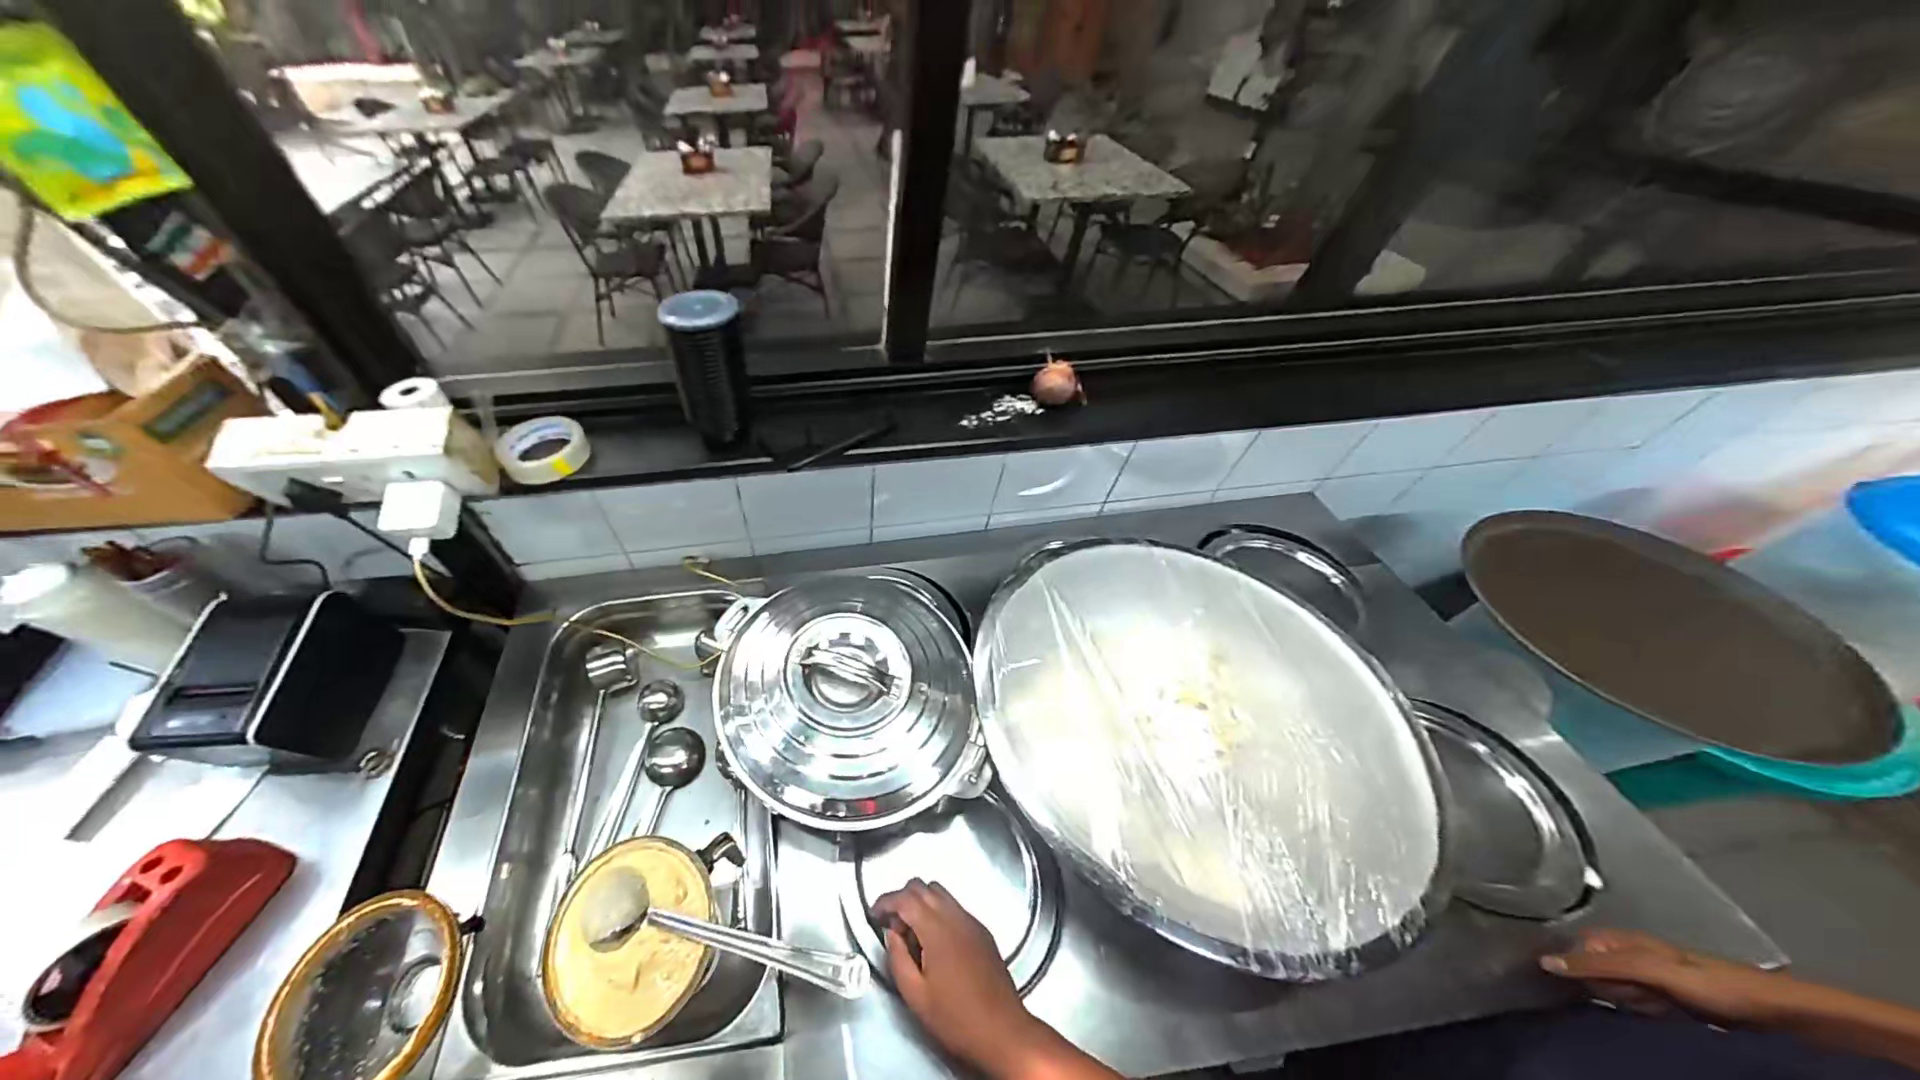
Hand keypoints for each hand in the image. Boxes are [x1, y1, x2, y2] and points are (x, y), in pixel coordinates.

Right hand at [870, 879, 1048, 1075]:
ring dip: (921, 903)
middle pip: (923, 887)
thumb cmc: (955, 1017)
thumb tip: (891, 933)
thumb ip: (897, 958)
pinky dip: (938, 912)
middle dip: (902, 899)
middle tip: (892, 927)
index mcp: (937, 928)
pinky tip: (934, 943)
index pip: (906, 897)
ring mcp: (972, 921)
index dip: (885, 901)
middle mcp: (956, 915)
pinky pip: (954, 907)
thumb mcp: (915, 994)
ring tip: (912, 935)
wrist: (1002, 1029)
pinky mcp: (982, 931)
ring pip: (940, 893)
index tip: (873, 914)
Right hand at [1540, 929, 1792, 1025]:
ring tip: (1635, 1009)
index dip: (1567, 964)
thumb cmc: (1708, 983)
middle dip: (1596, 985)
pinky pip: (1632, 1002)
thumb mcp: (1649, 970)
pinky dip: (1633, 1010)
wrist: (1773, 1012)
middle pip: (1590, 968)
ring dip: (1616, 1000)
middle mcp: (1626, 952)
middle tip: (1615, 999)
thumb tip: (1544, 961)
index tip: (1565, 983)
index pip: (1572, 947)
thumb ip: (1598, 965)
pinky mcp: (1662, 997)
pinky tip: (1644, 1016)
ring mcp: (1646, 976)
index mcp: (1618, 937)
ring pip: (1610, 988)